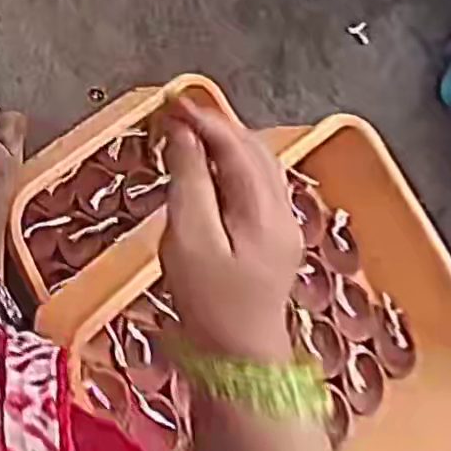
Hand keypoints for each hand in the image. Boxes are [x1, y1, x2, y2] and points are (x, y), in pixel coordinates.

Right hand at [159, 99, 302, 363]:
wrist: (235, 350)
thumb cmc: (206, 293)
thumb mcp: (188, 233)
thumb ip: (188, 178)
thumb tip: (183, 134)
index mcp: (263, 212)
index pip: (236, 148)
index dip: (204, 118)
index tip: (170, 101)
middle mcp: (280, 213)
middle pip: (254, 150)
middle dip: (215, 122)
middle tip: (174, 108)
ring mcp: (280, 224)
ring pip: (258, 163)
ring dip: (223, 137)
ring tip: (186, 124)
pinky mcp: (270, 233)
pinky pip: (254, 179)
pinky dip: (229, 156)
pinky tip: (204, 157)